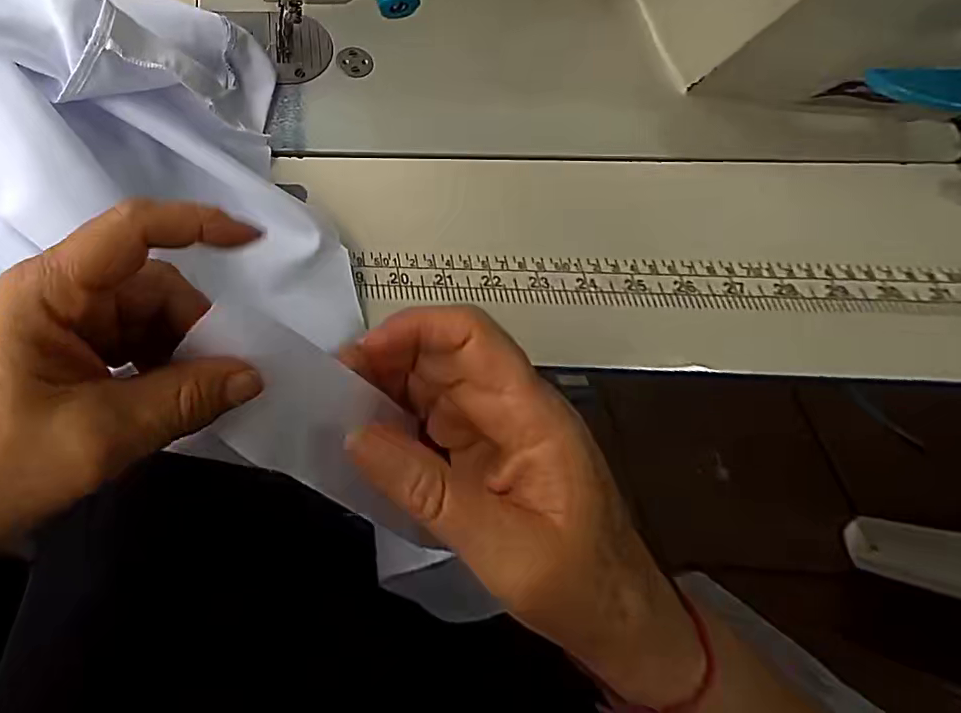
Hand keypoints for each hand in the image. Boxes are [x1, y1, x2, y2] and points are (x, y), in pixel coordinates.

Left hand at [0, 200, 265, 615]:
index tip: (249, 240)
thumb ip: (181, 399)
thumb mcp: (100, 435)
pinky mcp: (59, 345)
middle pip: (143, 282)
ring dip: (173, 350)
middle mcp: (52, 289)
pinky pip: (122, 338)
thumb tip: (251, 374)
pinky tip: (165, 402)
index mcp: (48, 288)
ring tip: (191, 401)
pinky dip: (151, 364)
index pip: (128, 230)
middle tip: (224, 381)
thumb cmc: (1, 465)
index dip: (192, 223)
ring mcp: (55, 317)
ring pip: (138, 313)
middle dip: (189, 324)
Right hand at [342, 307, 705, 707]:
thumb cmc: (583, 590)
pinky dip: (383, 414)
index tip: (362, 356)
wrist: (625, 632)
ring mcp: (485, 424)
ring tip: (339, 412)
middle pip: (434, 350)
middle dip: (379, 357)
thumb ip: (427, 490)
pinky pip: (416, 410)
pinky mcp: (467, 446)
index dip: (412, 329)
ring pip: (419, 376)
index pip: (470, 335)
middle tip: (334, 387)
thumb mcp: (504, 549)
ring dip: (376, 384)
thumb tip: (353, 435)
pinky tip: (361, 436)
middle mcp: (504, 405)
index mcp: (528, 414)